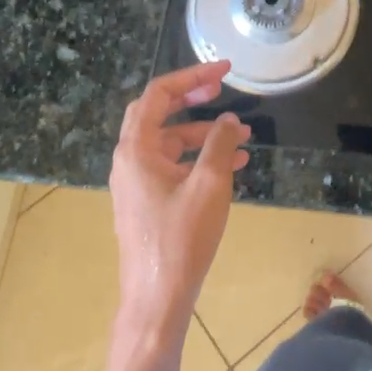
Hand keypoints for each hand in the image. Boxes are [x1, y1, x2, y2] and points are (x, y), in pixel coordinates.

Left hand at [109, 61, 251, 328]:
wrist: (157, 299)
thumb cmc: (181, 238)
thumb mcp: (209, 185)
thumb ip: (220, 144)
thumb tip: (228, 120)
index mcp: (136, 150)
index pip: (158, 95)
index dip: (192, 76)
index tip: (224, 71)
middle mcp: (129, 161)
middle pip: (158, 114)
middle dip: (193, 99)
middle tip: (223, 90)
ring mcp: (136, 183)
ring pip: (169, 142)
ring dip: (203, 133)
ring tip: (241, 136)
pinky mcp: (147, 203)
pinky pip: (172, 166)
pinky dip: (198, 158)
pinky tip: (231, 166)